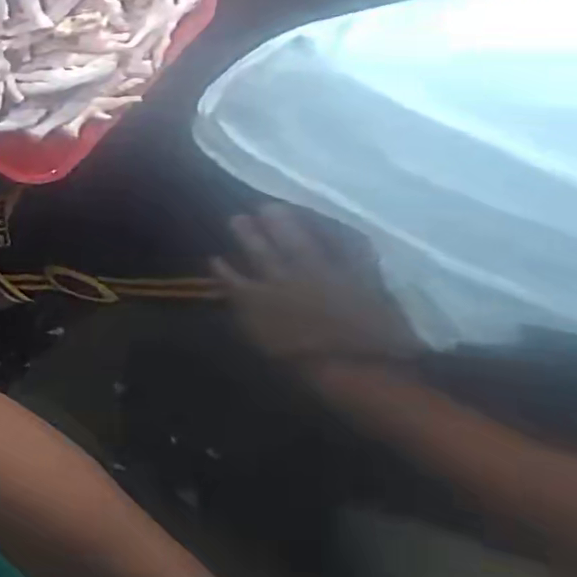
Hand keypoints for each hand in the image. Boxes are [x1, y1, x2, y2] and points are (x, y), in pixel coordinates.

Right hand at [211, 204, 419, 364]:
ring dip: (284, 222)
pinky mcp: (359, 275)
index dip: (223, 266)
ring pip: (297, 240)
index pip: (231, 275)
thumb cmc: (304, 362)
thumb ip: (244, 310)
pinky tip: (332, 226)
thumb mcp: (261, 338)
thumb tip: (229, 289)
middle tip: (239, 217)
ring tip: (272, 208)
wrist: (360, 369)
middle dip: (248, 232)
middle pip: (260, 248)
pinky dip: (340, 234)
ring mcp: (322, 273)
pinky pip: (350, 246)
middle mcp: (283, 277)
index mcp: (255, 297)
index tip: (216, 257)